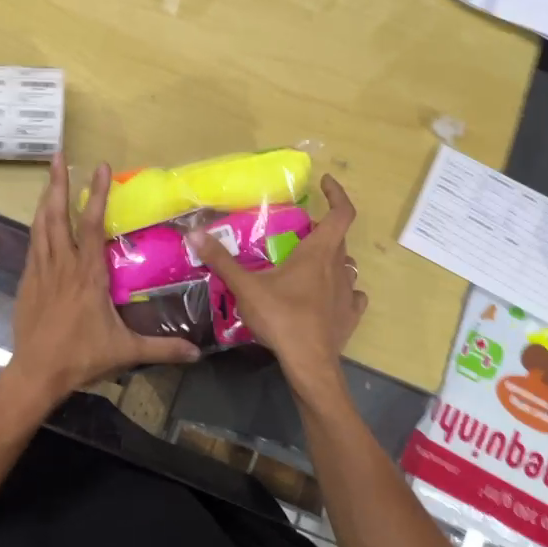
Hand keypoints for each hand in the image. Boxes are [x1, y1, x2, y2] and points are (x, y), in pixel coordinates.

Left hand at [2, 155, 201, 405]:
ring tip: (49, 176)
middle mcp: (62, 266)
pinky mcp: (27, 283)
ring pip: (41, 226)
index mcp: (88, 275)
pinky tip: (40, 219)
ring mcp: (40, 272)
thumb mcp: (126, 352)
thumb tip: (196, 352)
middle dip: (58, 183)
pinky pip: (32, 245)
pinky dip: (37, 226)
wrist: (36, 373)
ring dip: (46, 198)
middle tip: (58, 155)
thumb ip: (162, 348)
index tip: (101, 167)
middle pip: (57, 215)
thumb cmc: (81, 358)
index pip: (92, 226)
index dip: (97, 195)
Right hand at [190, 174, 367, 385]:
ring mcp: (348, 293)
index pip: (341, 213)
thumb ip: (222, 260)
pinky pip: (352, 295)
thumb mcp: (246, 287)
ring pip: (346, 266)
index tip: (325, 183)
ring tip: (310, 262)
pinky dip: (342, 289)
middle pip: (339, 239)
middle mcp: (339, 268)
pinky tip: (328, 296)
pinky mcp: (350, 316)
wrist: (309, 363)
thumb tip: (195, 233)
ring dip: (332, 259)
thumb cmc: (281, 318)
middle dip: (323, 229)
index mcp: (318, 253)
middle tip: (300, 229)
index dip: (337, 195)